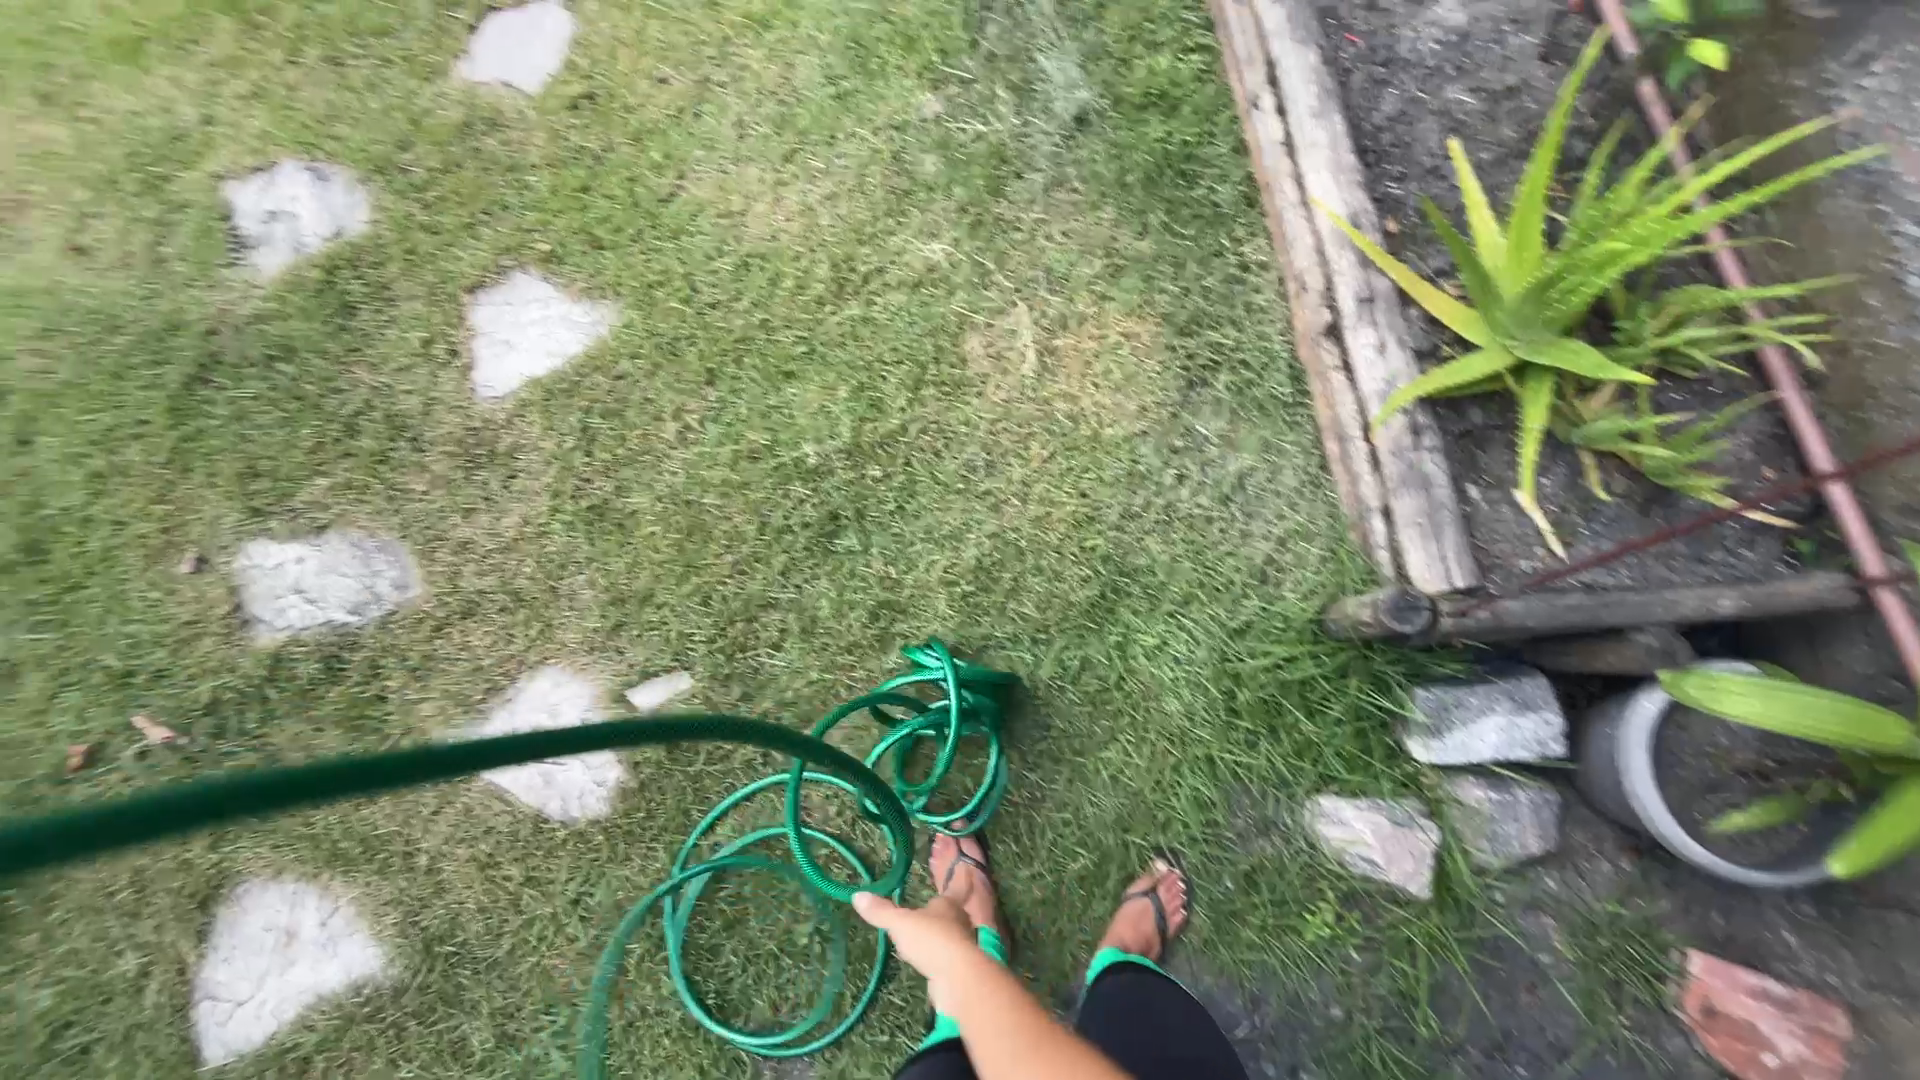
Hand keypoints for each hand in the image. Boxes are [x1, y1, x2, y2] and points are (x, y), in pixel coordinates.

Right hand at [852, 891, 988, 1007]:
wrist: (957, 977)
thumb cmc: (930, 940)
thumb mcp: (900, 923)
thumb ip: (881, 911)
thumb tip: (857, 895)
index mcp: (948, 905)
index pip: (942, 897)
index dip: (932, 901)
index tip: (921, 906)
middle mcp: (960, 922)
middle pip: (947, 918)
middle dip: (934, 922)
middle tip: (918, 927)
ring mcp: (963, 946)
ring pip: (949, 940)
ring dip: (936, 944)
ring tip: (919, 949)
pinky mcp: (961, 968)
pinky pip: (947, 961)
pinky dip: (938, 963)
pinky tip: (927, 969)